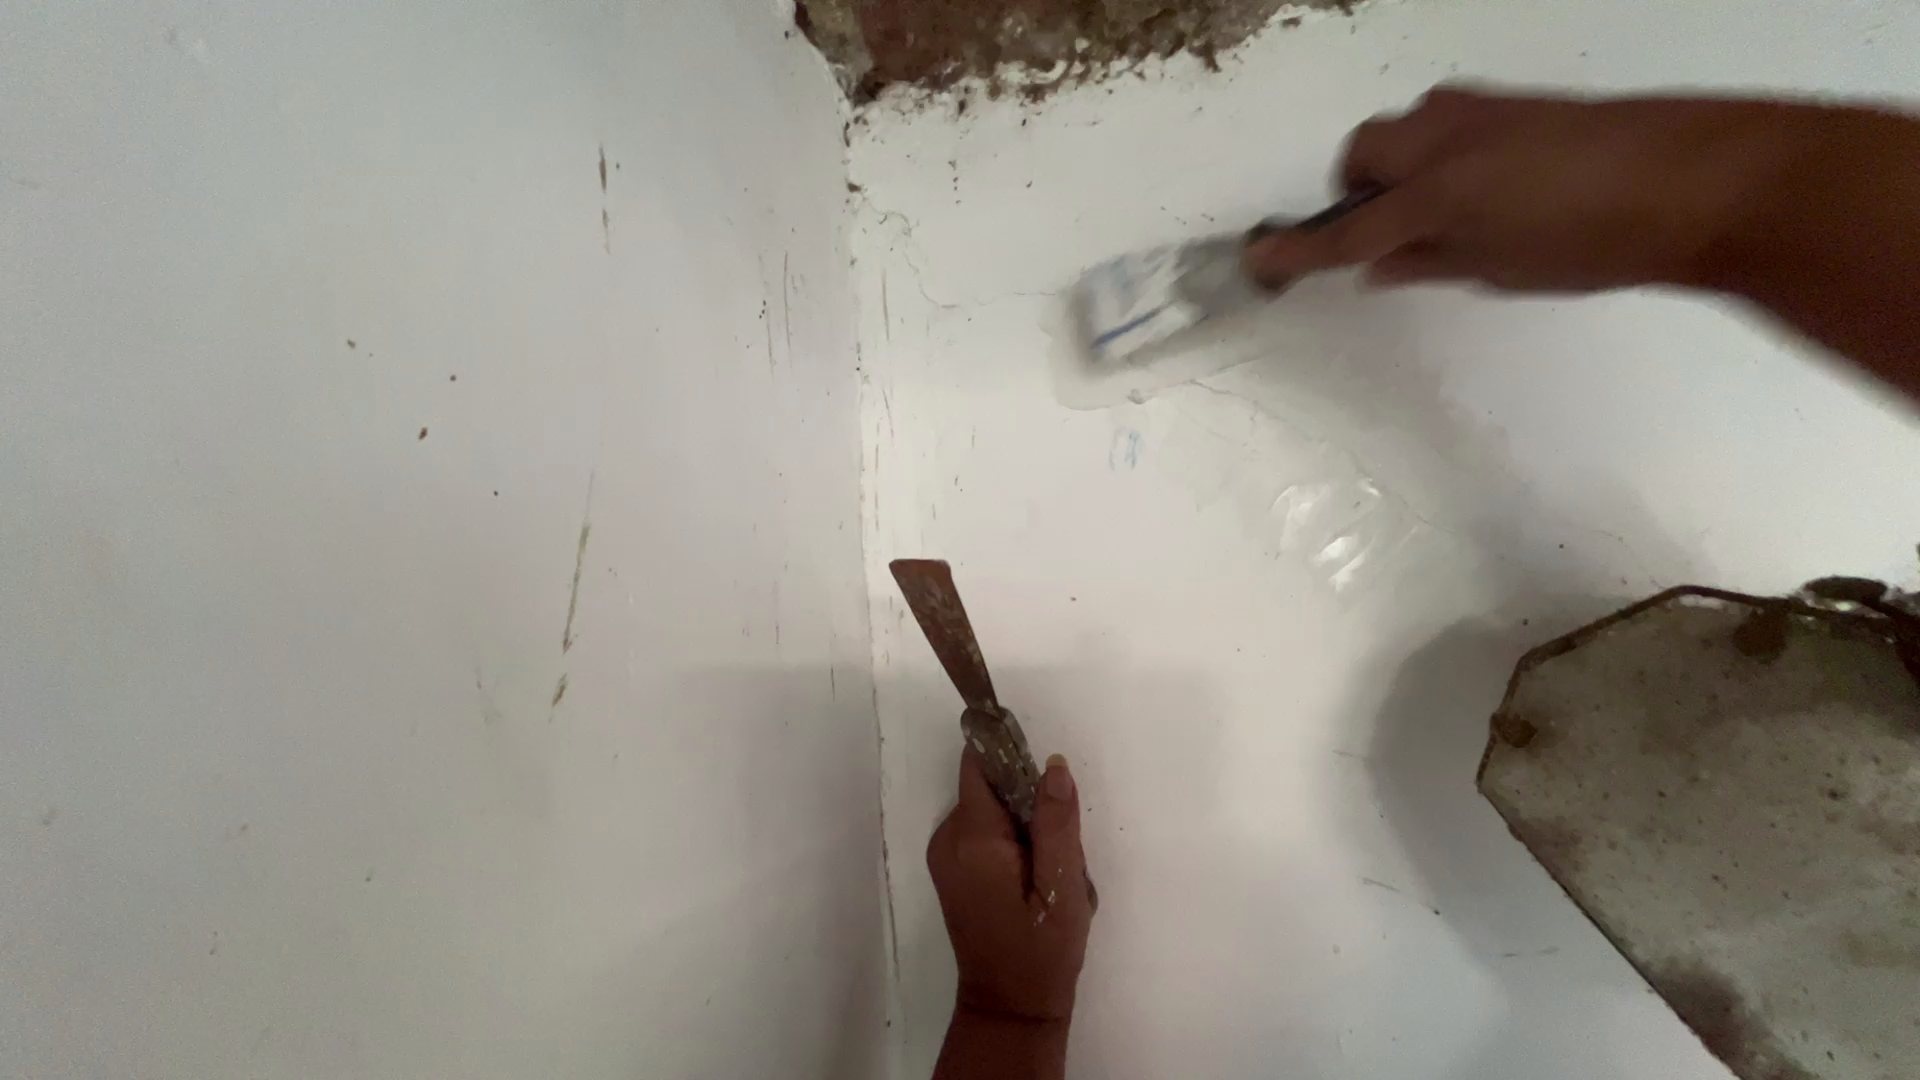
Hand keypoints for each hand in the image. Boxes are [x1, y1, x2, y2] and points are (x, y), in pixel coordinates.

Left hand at [927, 749, 1094, 1023]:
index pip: (979, 765)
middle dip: (1026, 801)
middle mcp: (947, 838)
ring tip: (1046, 870)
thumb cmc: (1041, 951)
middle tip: (1056, 847)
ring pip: (988, 808)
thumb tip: (1052, 764)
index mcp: (972, 838)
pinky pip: (981, 830)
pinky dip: (1008, 841)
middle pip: (988, 786)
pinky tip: (1031, 879)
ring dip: (1021, 824)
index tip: (1043, 774)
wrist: (1009, 1008)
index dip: (1009, 754)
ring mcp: (944, 854)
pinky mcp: (950, 868)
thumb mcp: (1063, 887)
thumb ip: (1057, 821)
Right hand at [1244, 86, 1838, 292]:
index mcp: (1440, 195)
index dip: (1297, 251)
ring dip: (1397, 163)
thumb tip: (1375, 264)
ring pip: (1405, 126)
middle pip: (1363, 150)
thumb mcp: (1496, 270)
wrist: (1714, 180)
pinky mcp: (1520, 104)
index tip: (1255, 261)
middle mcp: (1450, 142)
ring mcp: (1486, 114)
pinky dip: (1438, 151)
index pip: (1346, 229)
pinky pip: (1449, 119)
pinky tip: (1473, 185)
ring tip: (1430, 205)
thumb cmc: (1595, 245)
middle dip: (1356, 187)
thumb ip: (1424, 261)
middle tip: (1380, 228)